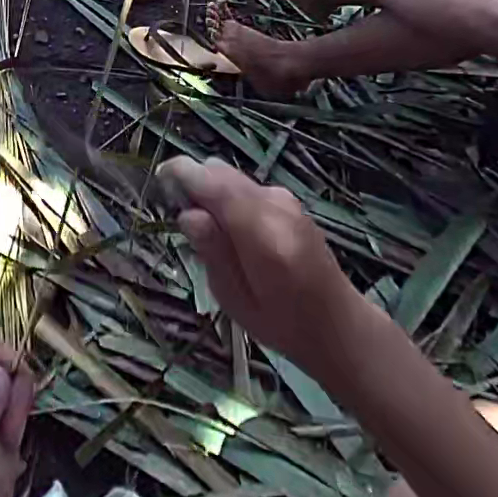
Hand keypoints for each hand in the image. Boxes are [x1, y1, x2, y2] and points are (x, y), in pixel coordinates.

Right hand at [164, 157, 363, 374]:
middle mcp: (275, 204)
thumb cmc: (283, 323)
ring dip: (213, 193)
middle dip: (195, 185)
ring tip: (210, 236)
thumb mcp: (236, 299)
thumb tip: (188, 213)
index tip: (160, 176)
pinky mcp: (289, 201)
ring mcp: (286, 199)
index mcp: (262, 233)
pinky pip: (247, 188)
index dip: (184, 173)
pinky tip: (234, 235)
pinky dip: (230, 198)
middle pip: (222, 173)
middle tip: (182, 220)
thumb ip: (213, 251)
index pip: (216, 185)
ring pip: (233, 178)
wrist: (337, 322)